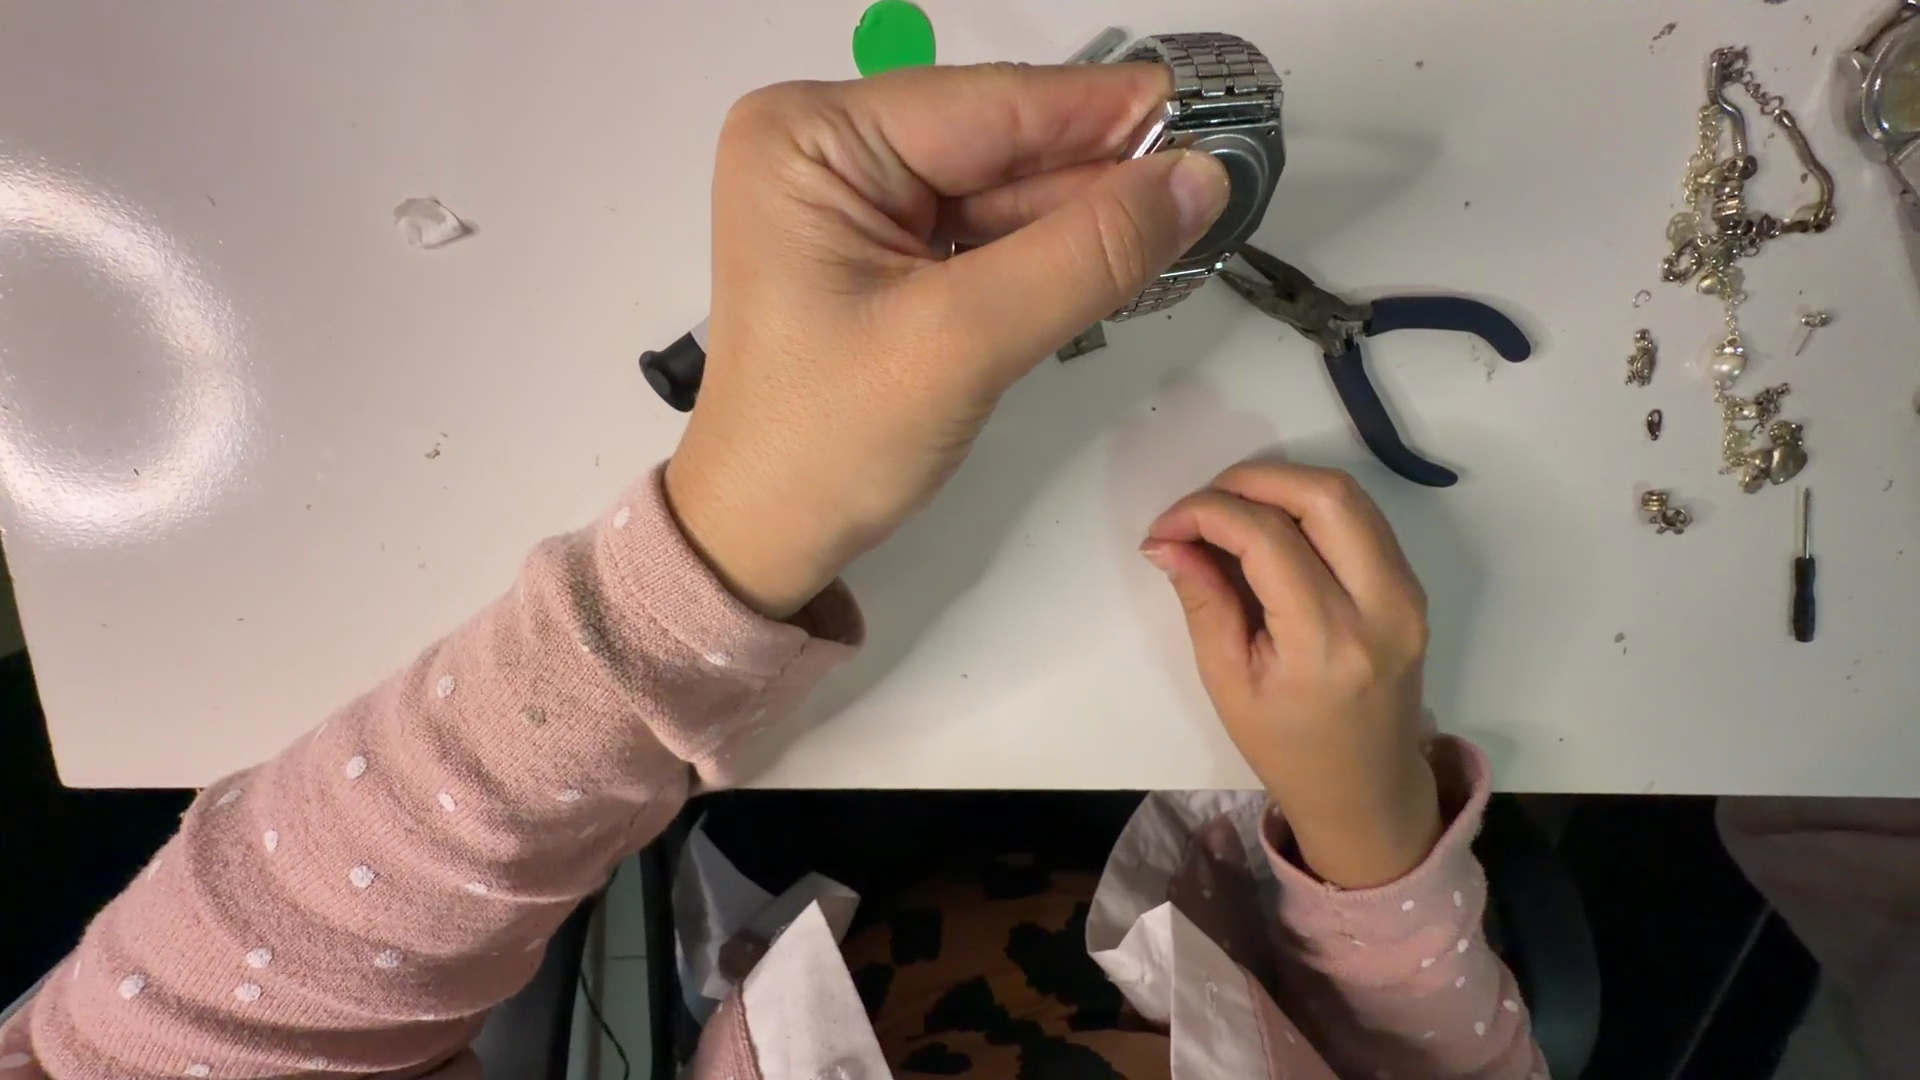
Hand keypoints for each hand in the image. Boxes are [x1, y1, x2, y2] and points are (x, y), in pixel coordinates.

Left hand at [665, 63, 1230, 617]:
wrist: (771, 532)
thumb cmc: (834, 442)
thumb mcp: (963, 341)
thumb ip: (1085, 257)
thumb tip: (1200, 181)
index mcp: (813, 141)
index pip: (987, 106)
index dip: (1104, 109)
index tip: (1205, 111)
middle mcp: (827, 156)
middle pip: (994, 149)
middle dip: (1097, 175)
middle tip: (1207, 184)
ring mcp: (852, 212)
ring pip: (994, 200)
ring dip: (1079, 221)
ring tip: (1176, 226)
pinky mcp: (877, 265)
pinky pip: (977, 245)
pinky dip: (1043, 259)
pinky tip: (1109, 260)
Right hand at [1142, 463, 1440, 888]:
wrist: (1366, 789)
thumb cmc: (1284, 745)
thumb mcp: (1226, 680)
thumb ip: (1201, 600)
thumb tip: (1164, 541)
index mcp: (1326, 641)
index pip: (1266, 537)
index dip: (1206, 514)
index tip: (1164, 528)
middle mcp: (1382, 606)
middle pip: (1322, 495)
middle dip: (1249, 480)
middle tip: (1200, 506)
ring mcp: (1407, 593)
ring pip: (1348, 496)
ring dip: (1281, 485)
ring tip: (1228, 511)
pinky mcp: (1411, 588)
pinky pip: (1361, 519)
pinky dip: (1308, 505)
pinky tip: (1269, 527)